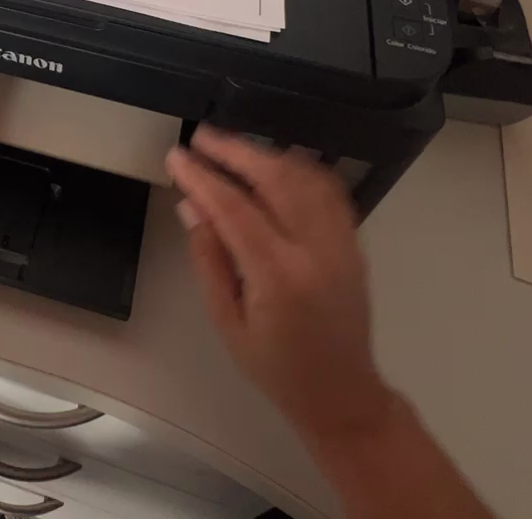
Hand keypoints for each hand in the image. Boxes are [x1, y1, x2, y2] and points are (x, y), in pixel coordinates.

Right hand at [168, 126, 398, 445]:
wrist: (342, 394)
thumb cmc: (275, 366)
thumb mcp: (226, 321)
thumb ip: (209, 259)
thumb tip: (192, 205)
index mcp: (279, 277)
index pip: (234, 209)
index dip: (202, 177)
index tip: (177, 156)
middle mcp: (316, 251)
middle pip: (275, 179)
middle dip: (235, 151)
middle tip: (202, 137)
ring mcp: (341, 242)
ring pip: (305, 176)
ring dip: (266, 154)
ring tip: (232, 146)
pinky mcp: (353, 241)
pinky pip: (328, 190)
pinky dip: (299, 167)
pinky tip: (275, 162)